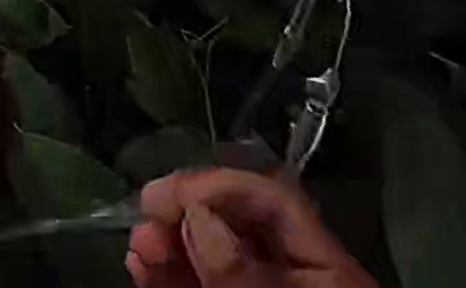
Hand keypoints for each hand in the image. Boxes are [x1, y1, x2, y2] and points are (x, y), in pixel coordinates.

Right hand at [127, 169, 376, 287]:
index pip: (268, 198)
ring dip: (170, 243)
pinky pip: (201, 284)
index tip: (168, 197)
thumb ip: (248, 276)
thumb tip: (200, 218)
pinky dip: (170, 274)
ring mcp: (266, 284)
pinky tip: (144, 271)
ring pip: (211, 253)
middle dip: (184, 214)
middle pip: (234, 222)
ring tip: (138, 249)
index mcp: (326, 264)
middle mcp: (295, 269)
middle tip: (146, 219)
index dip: (215, 187)